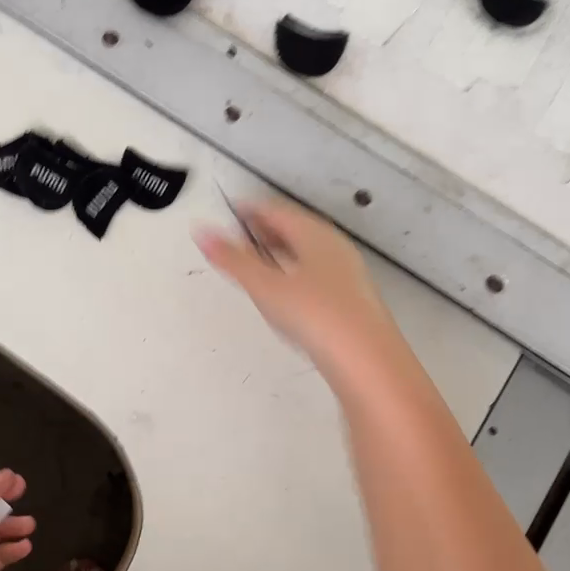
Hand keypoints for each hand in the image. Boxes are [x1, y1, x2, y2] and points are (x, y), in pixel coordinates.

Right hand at [195, 197, 398, 365]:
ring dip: (281, 252)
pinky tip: (287, 293)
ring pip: (307, 252)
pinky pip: (317, 273)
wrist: (367, 361)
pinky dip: (295, 272)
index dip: (250, 208)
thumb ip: (232, 259)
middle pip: (294, 228)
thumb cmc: (316, 315)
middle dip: (266, 229)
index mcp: (314, 234)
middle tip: (241, 234)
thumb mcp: (265, 286)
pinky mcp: (352, 299)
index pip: (276, 210)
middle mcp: (334, 247)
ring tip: (258, 263)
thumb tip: (202, 232)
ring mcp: (347, 273)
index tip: (231, 211)